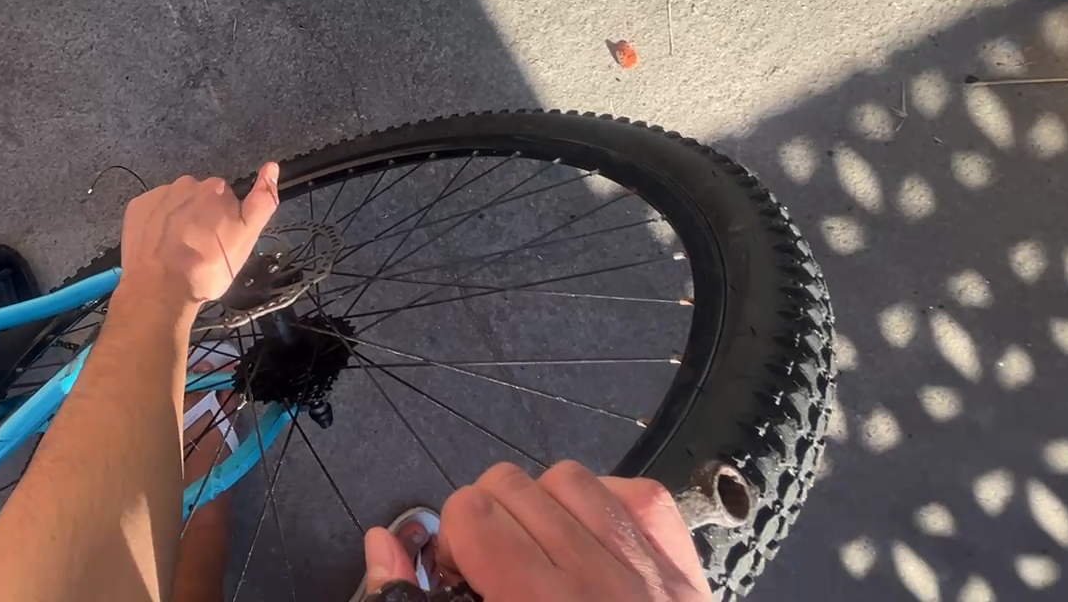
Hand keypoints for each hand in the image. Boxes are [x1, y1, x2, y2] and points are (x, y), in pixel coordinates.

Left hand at [118, 163, 280, 307]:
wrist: (160, 288)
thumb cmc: (208, 267)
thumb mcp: (246, 238)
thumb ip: (262, 201)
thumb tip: (272, 166)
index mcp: (216, 188)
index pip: (225, 198)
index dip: (224, 220)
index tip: (219, 241)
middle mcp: (186, 183)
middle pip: (199, 198)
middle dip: (200, 218)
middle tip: (200, 248)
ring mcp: (158, 194)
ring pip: (175, 204)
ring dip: (178, 220)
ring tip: (178, 251)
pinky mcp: (136, 207)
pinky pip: (152, 210)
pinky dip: (156, 224)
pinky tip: (158, 246)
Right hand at [363, 462, 708, 600]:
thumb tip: (380, 543)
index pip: (472, 511)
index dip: (453, 543)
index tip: (463, 579)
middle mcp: (607, 589)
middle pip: (509, 483)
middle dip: (487, 521)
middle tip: (496, 574)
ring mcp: (657, 577)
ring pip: (565, 477)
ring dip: (542, 509)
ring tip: (543, 558)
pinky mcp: (686, 571)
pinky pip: (632, 494)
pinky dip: (605, 509)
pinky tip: (592, 547)